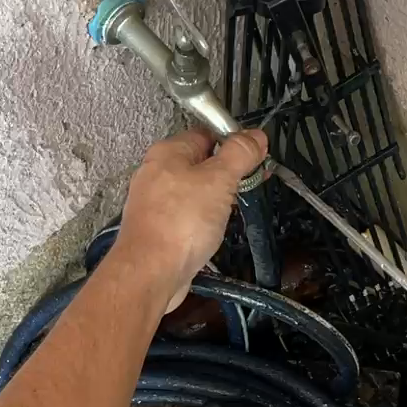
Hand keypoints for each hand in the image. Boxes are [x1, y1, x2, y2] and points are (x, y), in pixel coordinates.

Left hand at [110, 127, 267, 312]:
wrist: (151, 273)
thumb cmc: (176, 226)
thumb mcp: (219, 181)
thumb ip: (239, 155)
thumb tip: (255, 137)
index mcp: (168, 152)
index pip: (207, 133)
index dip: (234, 142)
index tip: (254, 155)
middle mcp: (157, 173)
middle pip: (201, 162)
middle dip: (228, 174)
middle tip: (247, 184)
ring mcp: (156, 202)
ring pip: (194, 191)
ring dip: (217, 199)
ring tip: (231, 211)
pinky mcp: (159, 228)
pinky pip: (187, 214)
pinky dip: (204, 219)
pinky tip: (213, 231)